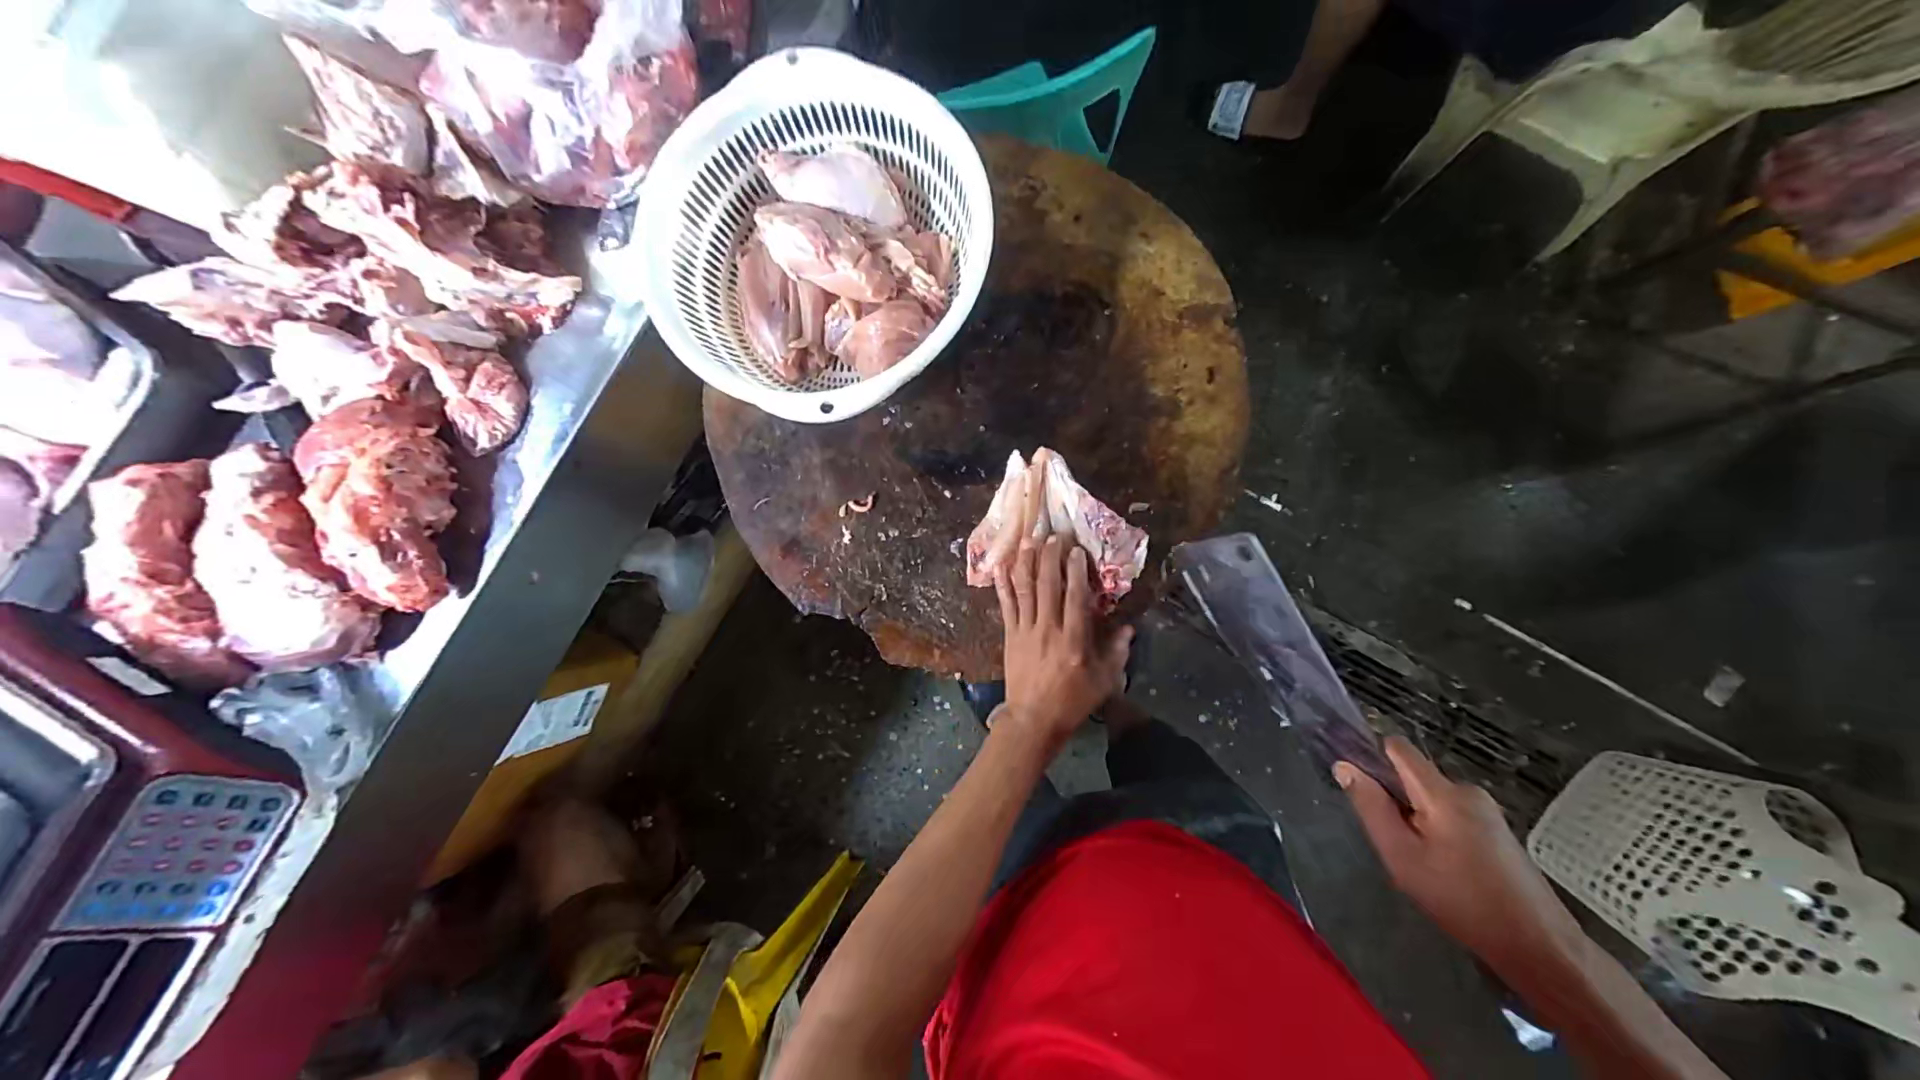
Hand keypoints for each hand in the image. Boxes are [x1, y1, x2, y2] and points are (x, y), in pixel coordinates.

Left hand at [993, 536, 1132, 747]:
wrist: (1033, 719)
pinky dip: (1003, 584)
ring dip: (1026, 562)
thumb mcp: (1104, 682)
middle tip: (1054, 535)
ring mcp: (1025, 630)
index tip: (1077, 550)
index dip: (1076, 571)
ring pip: (1024, 589)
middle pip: (1047, 585)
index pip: (1075, 598)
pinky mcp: (1010, 635)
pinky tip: (1001, 564)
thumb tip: (1129, 627)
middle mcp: (1047, 629)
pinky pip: (1006, 604)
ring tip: (1029, 540)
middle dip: (1049, 557)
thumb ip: (1117, 653)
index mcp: (1073, 640)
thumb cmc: (1072, 701)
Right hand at [1337, 737, 1583, 971]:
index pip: (1398, 748)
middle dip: (1395, 801)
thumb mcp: (1401, 855)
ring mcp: (1487, 811)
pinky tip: (1445, 869)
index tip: (1360, 788)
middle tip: (1395, 843)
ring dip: (1416, 820)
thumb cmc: (1461, 899)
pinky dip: (1438, 832)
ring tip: (1421, 862)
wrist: (1539, 945)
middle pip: (1414, 777)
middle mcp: (1468, 791)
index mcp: (1443, 792)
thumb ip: (1371, 807)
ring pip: (1431, 800)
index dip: (1372, 758)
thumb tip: (1344, 767)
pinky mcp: (1498, 830)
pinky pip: (1451, 815)